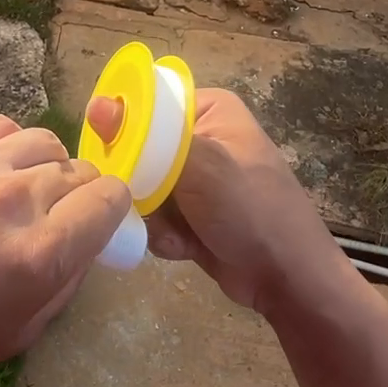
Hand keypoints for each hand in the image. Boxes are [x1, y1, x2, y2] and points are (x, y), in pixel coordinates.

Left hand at [0, 115, 130, 386]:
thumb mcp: (20, 331)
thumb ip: (66, 278)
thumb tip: (87, 238)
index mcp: (39, 255)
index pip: (108, 199)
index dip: (113, 210)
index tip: (101, 219)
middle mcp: (13, 198)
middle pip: (77, 169)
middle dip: (79, 194)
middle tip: (56, 217)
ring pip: (42, 140)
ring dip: (45, 165)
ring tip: (22, 191)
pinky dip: (9, 146)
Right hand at [86, 87, 344, 315]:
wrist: (290, 283)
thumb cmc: (253, 212)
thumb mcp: (200, 166)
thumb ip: (146, 136)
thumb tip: (97, 104)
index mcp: (208, 108)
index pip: (145, 104)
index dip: (122, 128)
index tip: (112, 157)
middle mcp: (200, 135)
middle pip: (138, 148)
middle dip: (140, 185)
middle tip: (151, 205)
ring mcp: (195, 176)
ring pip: (140, 185)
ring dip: (151, 214)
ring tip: (177, 233)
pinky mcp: (190, 211)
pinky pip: (153, 214)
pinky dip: (163, 233)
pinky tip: (185, 248)